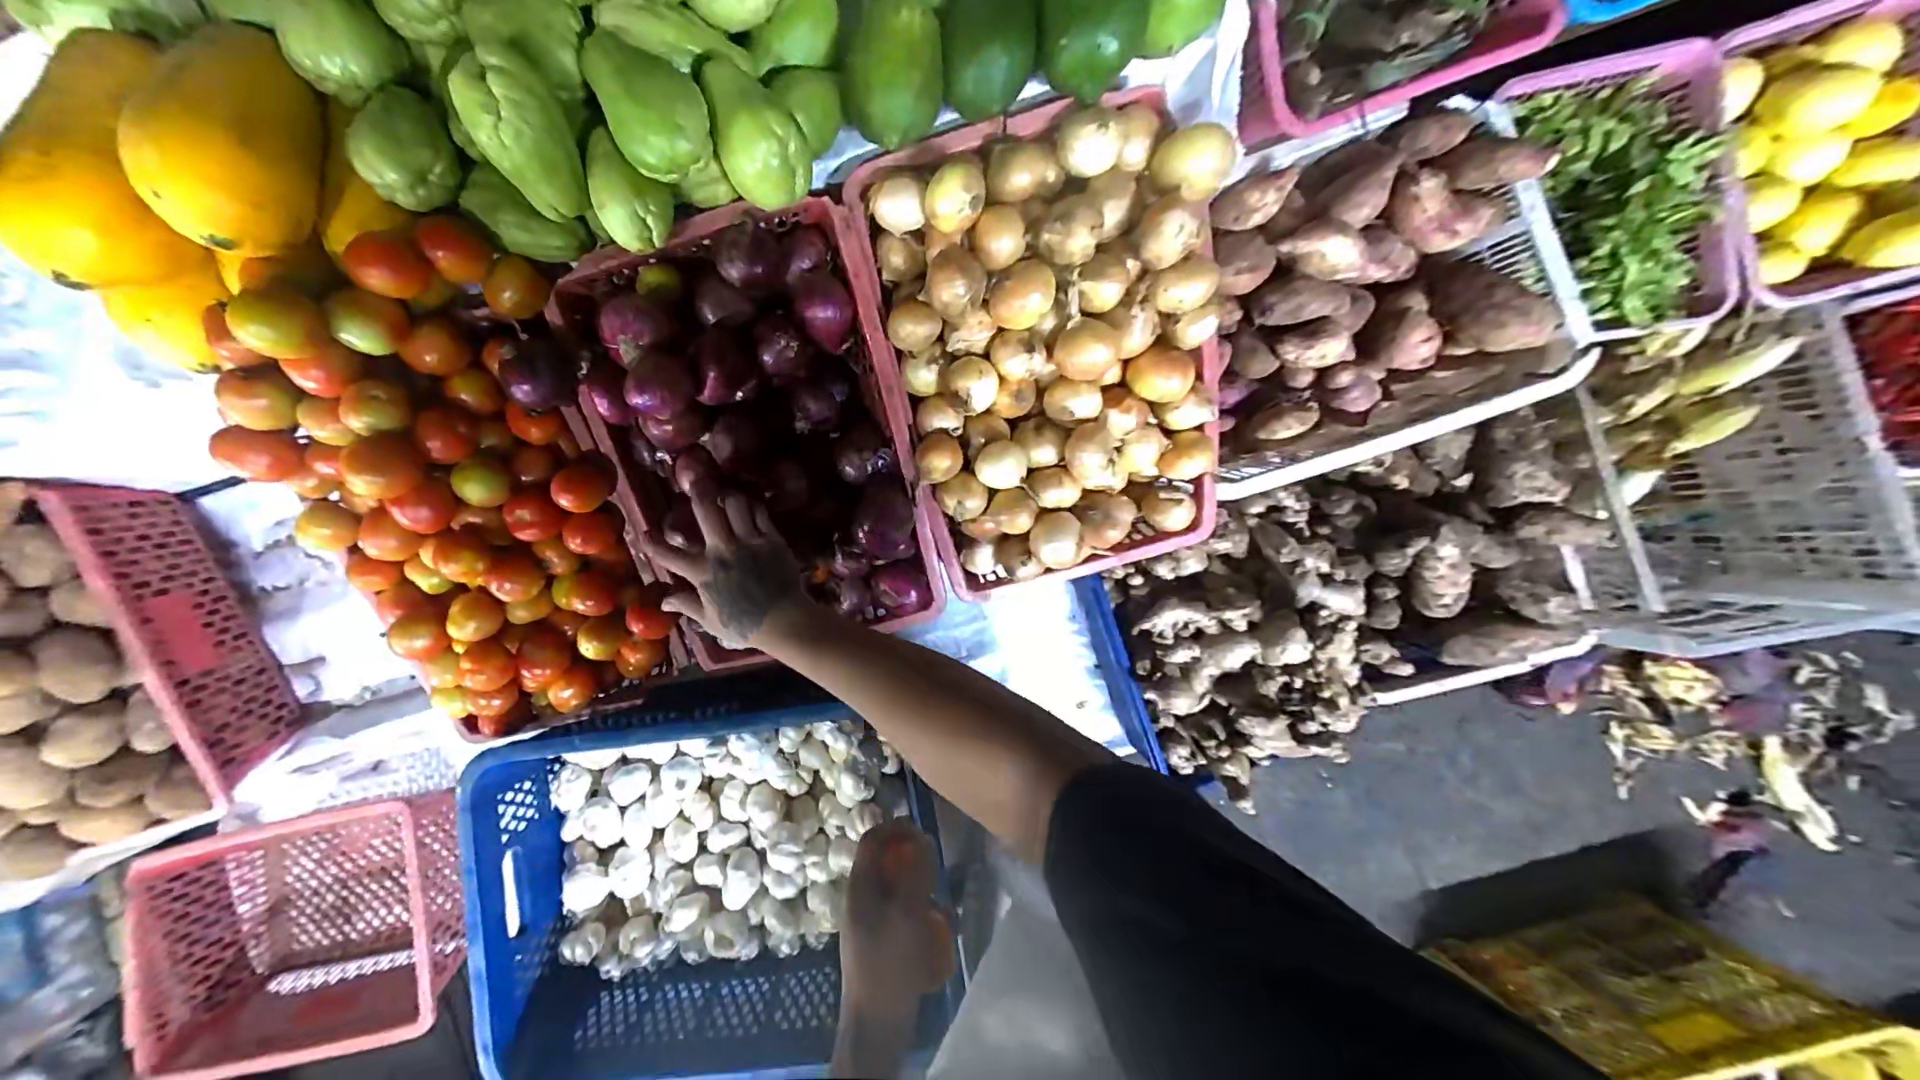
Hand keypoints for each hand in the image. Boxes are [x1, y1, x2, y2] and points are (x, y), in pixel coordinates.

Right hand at [638, 491, 810, 649]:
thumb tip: (663, 601)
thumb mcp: (710, 620)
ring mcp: (748, 542)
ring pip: (735, 503)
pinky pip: (759, 512)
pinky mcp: (772, 539)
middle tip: (696, 480)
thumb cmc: (745, 625)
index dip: (651, 541)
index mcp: (702, 572)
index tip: (644, 532)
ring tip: (726, 497)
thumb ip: (686, 604)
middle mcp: (722, 550)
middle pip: (705, 509)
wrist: (784, 622)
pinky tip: (749, 508)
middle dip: (698, 491)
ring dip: (728, 497)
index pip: (667, 553)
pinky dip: (752, 505)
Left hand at [840, 819, 954, 1015]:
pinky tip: (940, 939)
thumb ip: (916, 871)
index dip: (896, 828)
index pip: (873, 840)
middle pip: (890, 864)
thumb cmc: (890, 963)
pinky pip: (906, 918)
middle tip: (938, 877)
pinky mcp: (884, 943)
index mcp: (859, 886)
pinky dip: (924, 921)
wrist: (877, 1024)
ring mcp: (872, 923)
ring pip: (902, 892)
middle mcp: (862, 900)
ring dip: (926, 896)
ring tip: (944, 916)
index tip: (923, 831)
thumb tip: (923, 838)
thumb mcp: (908, 912)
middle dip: (918, 866)